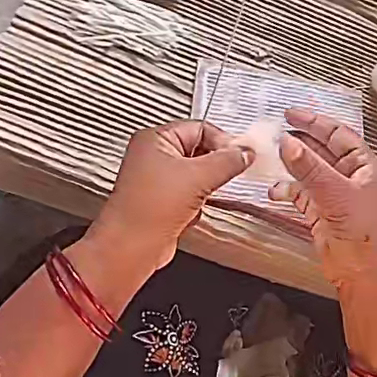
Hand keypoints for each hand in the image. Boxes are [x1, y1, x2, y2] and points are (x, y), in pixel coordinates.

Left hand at [91, 120, 253, 271]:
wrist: (131, 248)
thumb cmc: (147, 210)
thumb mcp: (198, 177)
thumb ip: (227, 161)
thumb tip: (244, 153)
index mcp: (155, 139)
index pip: (200, 128)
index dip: (222, 141)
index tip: (240, 154)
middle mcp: (153, 156)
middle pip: (200, 151)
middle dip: (215, 167)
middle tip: (226, 174)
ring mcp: (157, 180)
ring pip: (197, 176)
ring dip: (205, 188)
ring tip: (200, 197)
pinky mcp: (163, 202)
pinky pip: (191, 195)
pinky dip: (197, 204)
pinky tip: (191, 212)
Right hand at [266, 108, 376, 294]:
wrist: (363, 276)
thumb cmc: (366, 238)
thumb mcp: (336, 195)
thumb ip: (310, 168)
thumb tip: (289, 144)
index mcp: (365, 166)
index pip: (339, 134)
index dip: (315, 122)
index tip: (292, 114)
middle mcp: (351, 178)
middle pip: (322, 149)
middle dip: (300, 140)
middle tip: (276, 131)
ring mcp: (336, 195)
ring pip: (309, 171)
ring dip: (291, 165)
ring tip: (272, 156)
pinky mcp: (323, 213)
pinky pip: (302, 194)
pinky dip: (288, 190)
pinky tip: (276, 190)